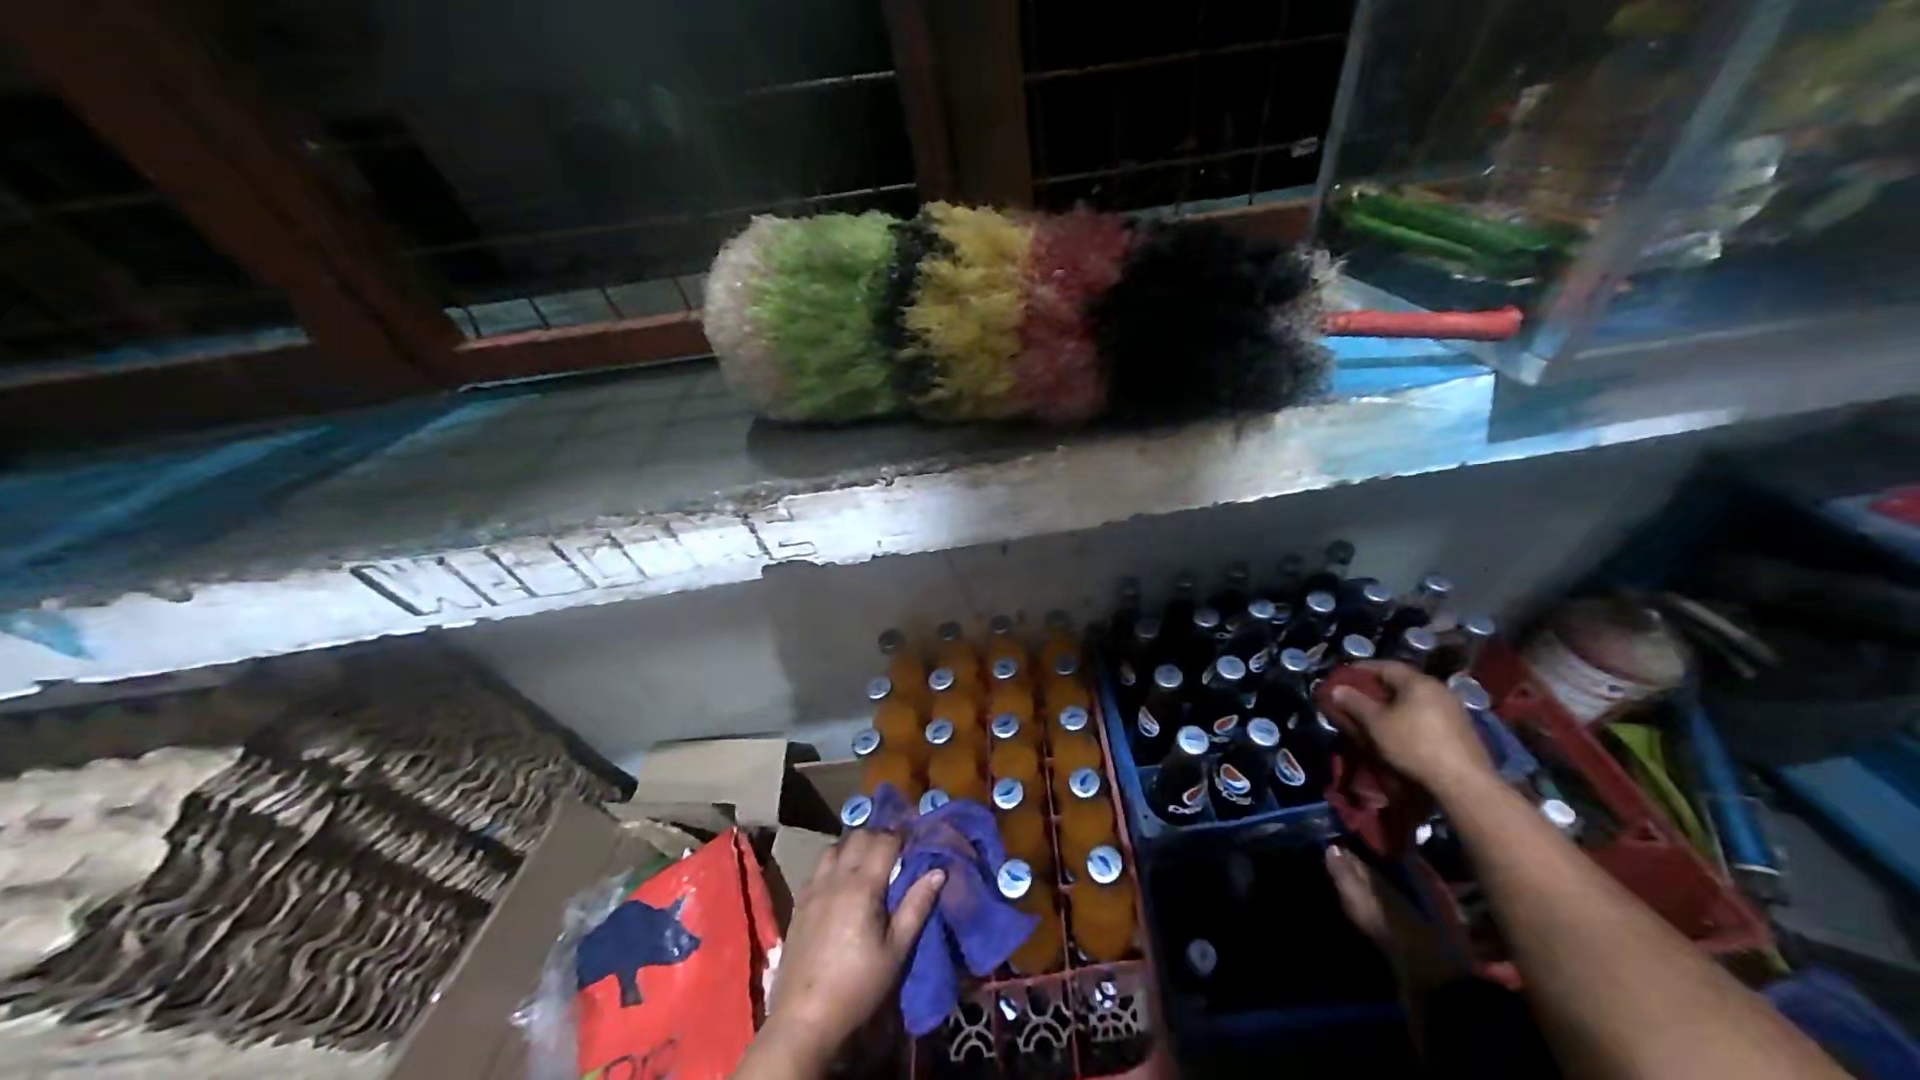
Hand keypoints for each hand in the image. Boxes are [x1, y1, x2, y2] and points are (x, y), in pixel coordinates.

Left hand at [760, 829, 944, 1066]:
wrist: (805, 1017)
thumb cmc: (858, 985)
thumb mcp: (896, 950)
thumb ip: (916, 906)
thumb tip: (938, 871)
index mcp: (862, 886)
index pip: (884, 842)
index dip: (901, 835)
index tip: (914, 838)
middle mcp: (835, 878)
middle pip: (857, 837)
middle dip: (878, 835)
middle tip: (895, 849)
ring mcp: (813, 888)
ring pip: (834, 847)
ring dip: (853, 844)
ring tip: (868, 860)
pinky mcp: (799, 902)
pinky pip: (818, 866)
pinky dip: (834, 860)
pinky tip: (842, 880)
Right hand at [1327, 661, 1493, 797]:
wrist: (1464, 783)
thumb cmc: (1414, 745)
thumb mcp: (1376, 724)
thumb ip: (1354, 703)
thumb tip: (1336, 689)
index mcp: (1418, 682)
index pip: (1385, 665)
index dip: (1361, 668)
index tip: (1343, 675)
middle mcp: (1439, 689)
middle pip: (1401, 681)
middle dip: (1377, 687)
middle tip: (1356, 696)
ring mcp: (1453, 709)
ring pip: (1415, 699)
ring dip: (1394, 703)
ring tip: (1376, 715)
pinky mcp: (1461, 729)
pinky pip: (1427, 713)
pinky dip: (1409, 716)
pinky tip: (1401, 730)